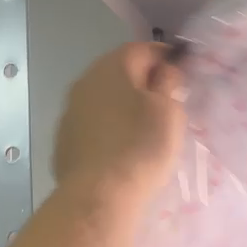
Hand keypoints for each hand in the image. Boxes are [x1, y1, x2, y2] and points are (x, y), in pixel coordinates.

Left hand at [52, 42, 184, 202]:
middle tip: (164, 104)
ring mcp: (69, 114)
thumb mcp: (168, 111)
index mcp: (112, 66)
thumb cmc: (140, 147)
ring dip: (121, 110)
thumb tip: (163, 71)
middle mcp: (84, 82)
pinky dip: (107, 133)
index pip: (143, 50)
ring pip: (102, 103)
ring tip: (141, 131)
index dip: (166, 58)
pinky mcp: (63, 144)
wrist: (99, 197)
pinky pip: (92, 130)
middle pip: (119, 75)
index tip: (183, 72)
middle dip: (141, 84)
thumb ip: (168, 83)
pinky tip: (118, 152)